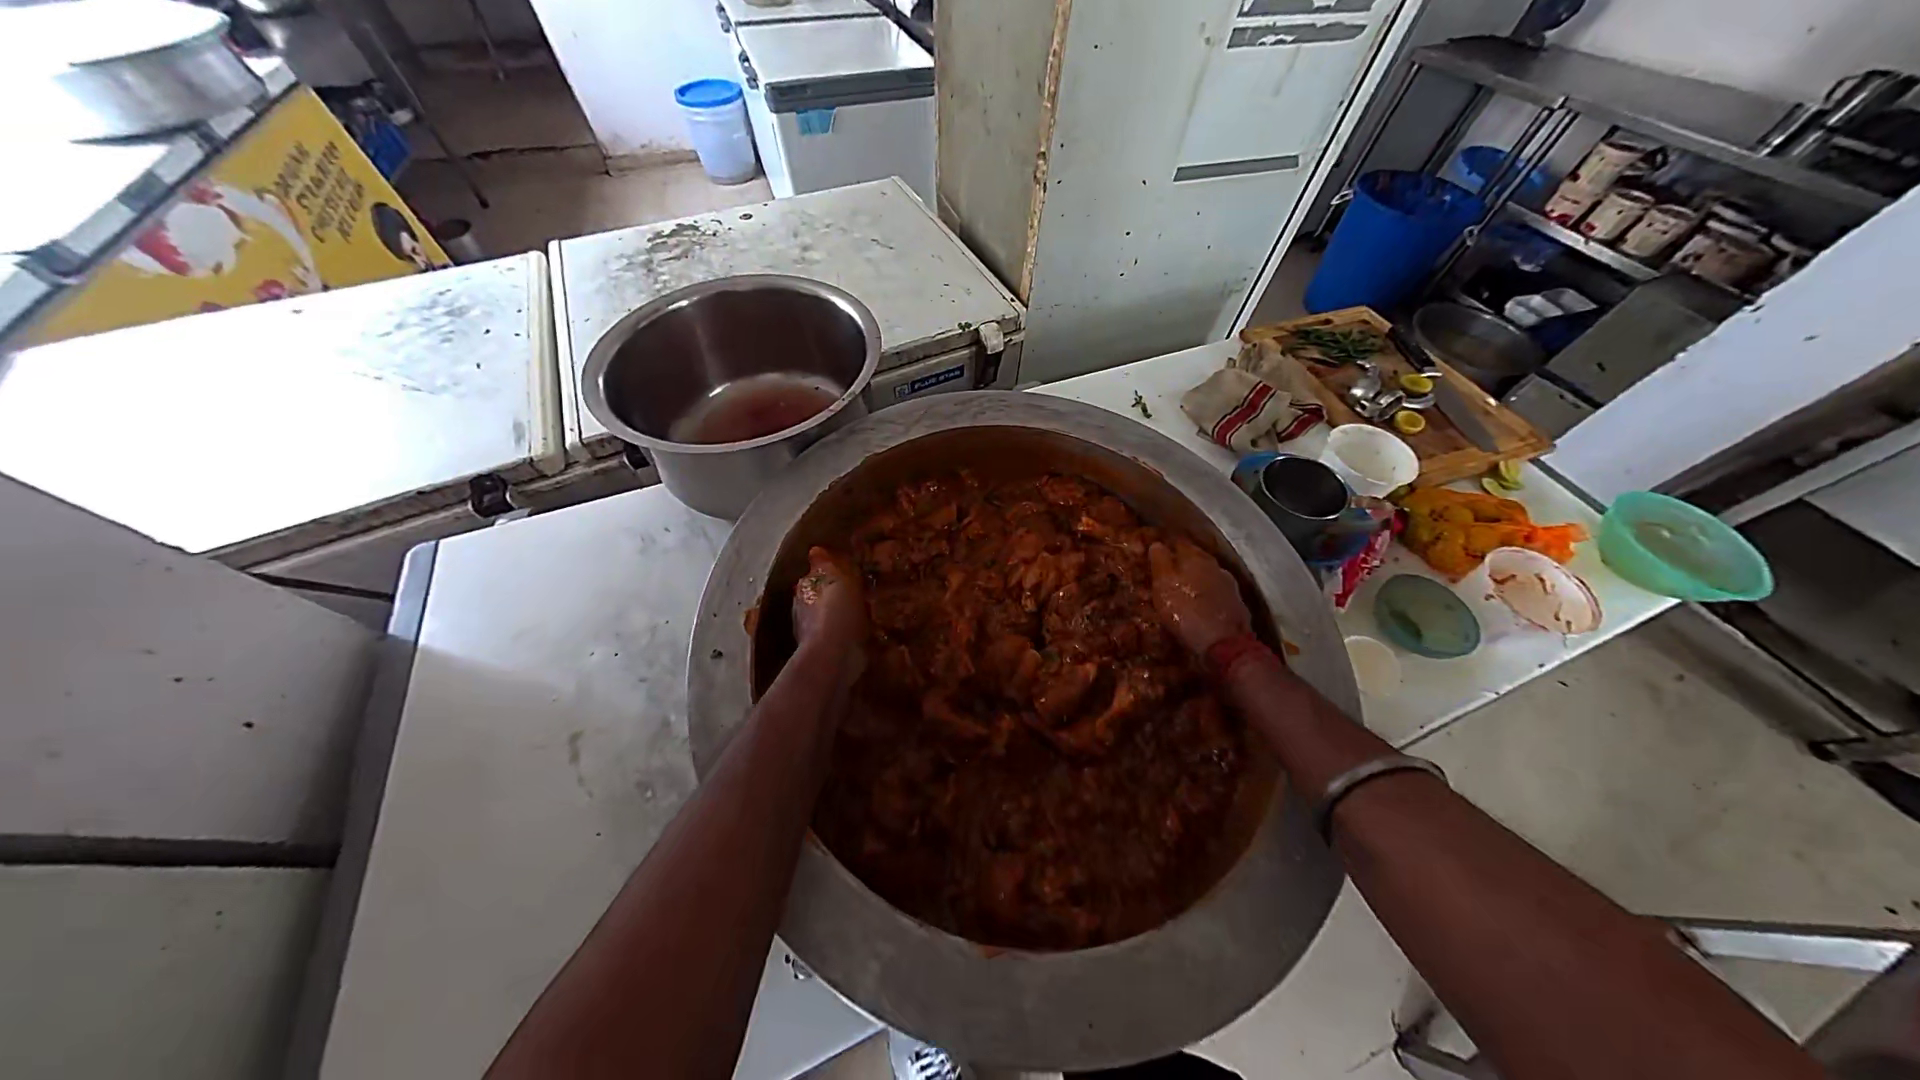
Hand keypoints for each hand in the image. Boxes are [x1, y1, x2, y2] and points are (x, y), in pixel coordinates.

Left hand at [793, 547, 866, 652]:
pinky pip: (841, 639)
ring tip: (865, 613)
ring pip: (828, 620)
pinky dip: (849, 635)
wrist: (835, 656)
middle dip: (833, 597)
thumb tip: (815, 550)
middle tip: (858, 592)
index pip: (813, 578)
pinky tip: (864, 634)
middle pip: (819, 600)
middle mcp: (803, 612)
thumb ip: (827, 565)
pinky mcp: (827, 654)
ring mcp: (813, 635)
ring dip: (841, 617)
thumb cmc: (836, 612)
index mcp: (804, 591)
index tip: (846, 572)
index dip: (828, 575)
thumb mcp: (836, 580)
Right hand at [1148, 539, 1251, 655]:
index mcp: (1196, 558)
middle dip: (1182, 563)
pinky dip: (1206, 596)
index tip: (1156, 552)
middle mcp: (1215, 566)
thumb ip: (1160, 562)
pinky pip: (1216, 594)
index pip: (1179, 543)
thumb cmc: (1186, 611)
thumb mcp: (1164, 585)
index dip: (1167, 547)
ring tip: (1183, 591)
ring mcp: (1229, 586)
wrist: (1224, 643)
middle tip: (1167, 573)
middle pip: (1196, 558)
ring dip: (1196, 580)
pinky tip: (1199, 606)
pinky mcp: (1236, 605)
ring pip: (1207, 576)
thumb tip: (1157, 544)